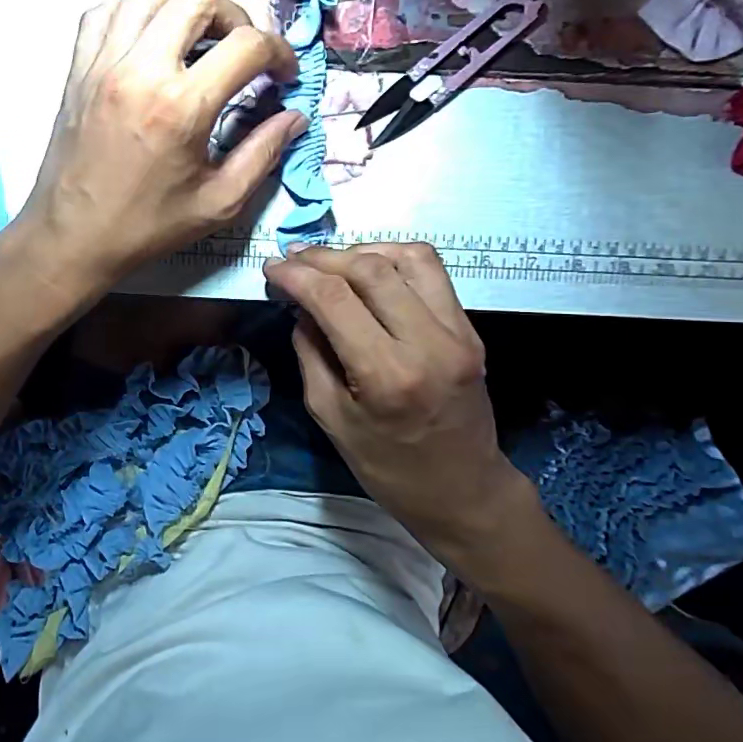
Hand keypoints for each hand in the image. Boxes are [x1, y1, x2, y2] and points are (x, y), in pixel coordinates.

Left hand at [13, 0, 303, 294]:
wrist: (72, 237)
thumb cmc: (148, 225)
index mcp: (181, 106)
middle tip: (244, 52)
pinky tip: (155, 38)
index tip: (284, 75)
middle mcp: (140, 69)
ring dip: (186, 4)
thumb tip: (295, 117)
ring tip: (202, 38)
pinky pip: (108, 9)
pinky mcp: (78, 65)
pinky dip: (139, 9)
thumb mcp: (220, 202)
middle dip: (236, 17)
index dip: (280, 53)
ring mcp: (102, 61)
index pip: (246, 45)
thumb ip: (263, 153)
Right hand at [262, 243, 535, 567]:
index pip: (335, 300)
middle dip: (324, 258)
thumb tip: (302, 304)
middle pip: (371, 270)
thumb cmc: (389, 468)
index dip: (298, 276)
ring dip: (363, 251)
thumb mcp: (332, 418)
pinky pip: (433, 273)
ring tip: (332, 263)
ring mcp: (458, 332)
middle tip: (295, 260)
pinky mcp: (470, 329)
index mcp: (388, 376)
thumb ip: (312, 354)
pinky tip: (371, 271)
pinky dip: (396, 261)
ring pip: (409, 258)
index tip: (272, 268)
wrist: (463, 490)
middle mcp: (428, 343)